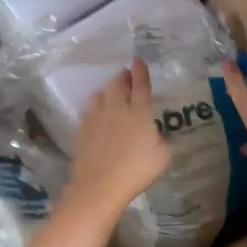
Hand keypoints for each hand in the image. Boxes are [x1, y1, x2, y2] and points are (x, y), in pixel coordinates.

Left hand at [65, 59, 169, 219]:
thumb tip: (161, 134)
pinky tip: (97, 112)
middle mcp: (117, 109)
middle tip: (125, 74)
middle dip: (122, 76)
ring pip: (100, 94)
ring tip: (111, 91)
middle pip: (117, 84)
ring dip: (107, 89)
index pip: (141, 86)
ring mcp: (97, 118)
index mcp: (140, 113)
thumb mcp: (163, 157)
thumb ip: (164, 141)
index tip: (138, 60)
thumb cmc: (137, 171)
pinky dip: (95, 105)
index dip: (141, 71)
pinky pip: (89, 110)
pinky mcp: (83, 129)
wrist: (100, 185)